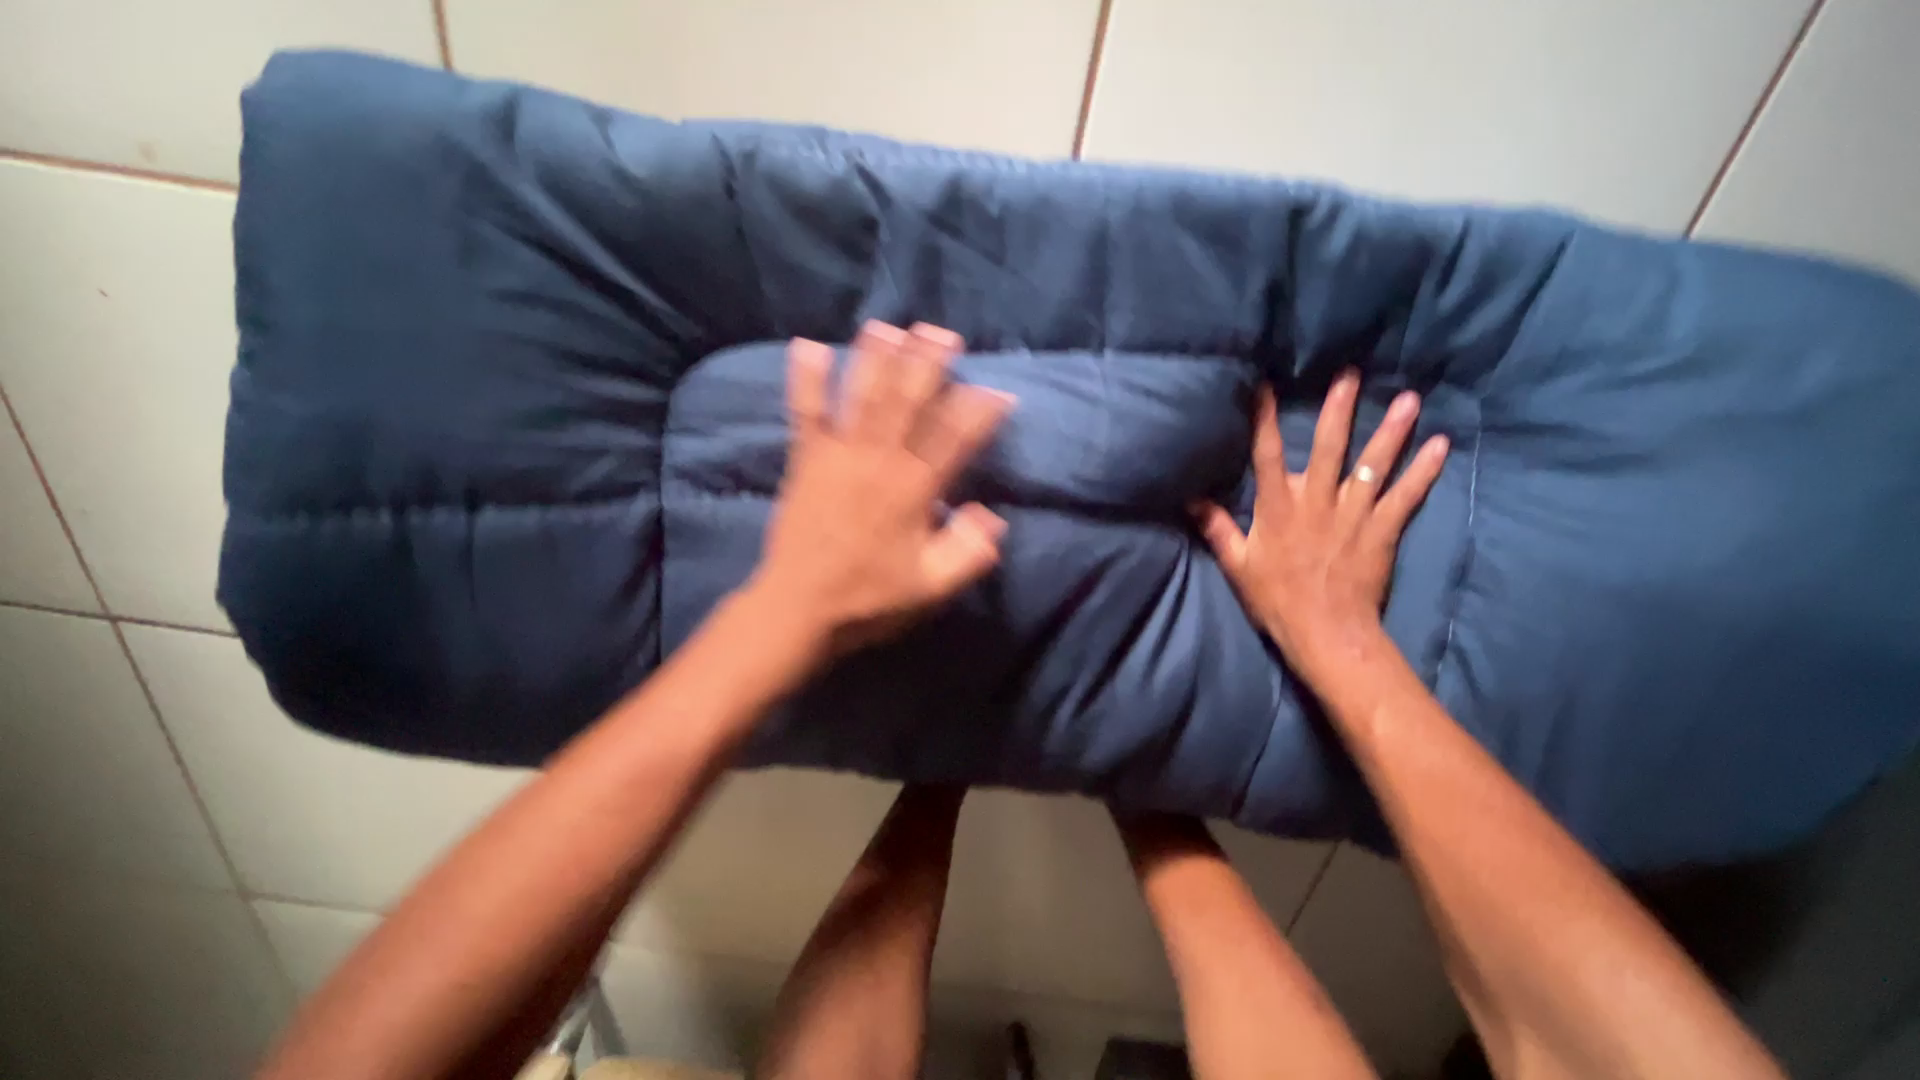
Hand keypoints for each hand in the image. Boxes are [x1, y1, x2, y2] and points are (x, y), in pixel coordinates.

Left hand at [746, 321, 1013, 660]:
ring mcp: (838, 457)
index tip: (999, 393)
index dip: (979, 413)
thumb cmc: (868, 599)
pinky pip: (805, 414)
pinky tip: (808, 345)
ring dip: (875, 359)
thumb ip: (968, 553)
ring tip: (889, 327)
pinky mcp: (806, 461)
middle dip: (927, 364)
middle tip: (943, 333)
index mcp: (913, 491)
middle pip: (907, 402)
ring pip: (861, 397)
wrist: (798, 608)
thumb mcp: (931, 588)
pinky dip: (806, 380)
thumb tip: (992, 517)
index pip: (953, 440)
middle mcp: (878, 463)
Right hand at [1192, 371, 1447, 672]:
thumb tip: (1190, 498)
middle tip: (1351, 373)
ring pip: (1373, 464)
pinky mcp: (1381, 531)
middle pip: (1329, 447)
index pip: (1268, 454)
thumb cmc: (1276, 600)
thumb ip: (1217, 528)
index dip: (1264, 419)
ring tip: (1408, 398)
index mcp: (1277, 507)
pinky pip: (1406, 496)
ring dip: (1391, 430)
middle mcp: (1316, 501)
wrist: (1325, 633)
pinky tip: (1440, 445)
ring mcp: (1353, 514)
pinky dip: (1424, 471)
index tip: (1264, 385)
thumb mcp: (1237, 565)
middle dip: (1340, 409)